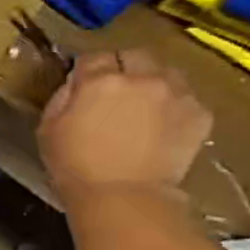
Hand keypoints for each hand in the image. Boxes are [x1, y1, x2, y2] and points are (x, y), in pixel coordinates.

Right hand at [39, 48, 212, 205]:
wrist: (124, 194)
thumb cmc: (73, 163)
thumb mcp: (49, 126)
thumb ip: (64, 96)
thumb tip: (77, 83)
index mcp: (100, 81)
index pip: (94, 56)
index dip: (85, 68)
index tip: (81, 81)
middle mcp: (143, 79)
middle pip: (136, 55)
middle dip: (122, 65)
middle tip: (112, 87)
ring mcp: (177, 94)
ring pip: (166, 71)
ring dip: (152, 80)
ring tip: (141, 102)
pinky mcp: (200, 113)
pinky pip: (185, 96)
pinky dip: (172, 102)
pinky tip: (159, 122)